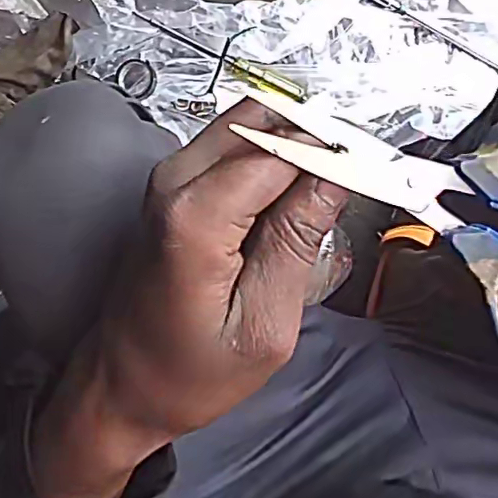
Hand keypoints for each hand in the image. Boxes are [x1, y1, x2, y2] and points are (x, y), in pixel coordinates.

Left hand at [30, 99, 348, 497]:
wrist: (125, 378)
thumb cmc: (185, 370)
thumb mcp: (263, 323)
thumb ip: (299, 241)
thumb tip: (335, 180)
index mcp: (193, 218)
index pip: (278, 153)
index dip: (332, 155)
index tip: (372, 168)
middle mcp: (173, 182)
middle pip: (258, 120)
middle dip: (313, 135)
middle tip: (355, 170)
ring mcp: (169, 176)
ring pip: (246, 124)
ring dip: (294, 142)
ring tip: (330, 184)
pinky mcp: (175, 182)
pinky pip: (232, 145)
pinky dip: (270, 154)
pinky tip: (294, 191)